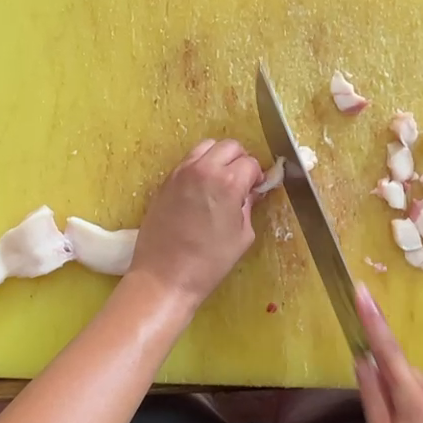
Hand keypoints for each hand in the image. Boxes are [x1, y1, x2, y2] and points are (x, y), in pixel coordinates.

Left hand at [127, 139, 263, 306]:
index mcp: (228, 182)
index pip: (250, 163)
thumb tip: (251, 192)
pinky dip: (200, 166)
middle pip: (229, 146)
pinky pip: (188, 161)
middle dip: (240, 161)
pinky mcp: (166, 180)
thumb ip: (248, 206)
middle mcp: (204, 169)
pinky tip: (201, 189)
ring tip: (220, 182)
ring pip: (206, 147)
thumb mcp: (242, 236)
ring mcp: (181, 172)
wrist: (164, 276)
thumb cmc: (209, 262)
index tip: (256, 190)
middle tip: (241, 183)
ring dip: (218, 158)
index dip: (257, 177)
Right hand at [354, 283, 422, 422]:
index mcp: (415, 399)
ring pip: (415, 388)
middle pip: (400, 371)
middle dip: (385, 385)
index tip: (361, 290)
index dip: (373, 320)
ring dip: (401, 403)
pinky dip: (416, 412)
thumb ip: (372, 400)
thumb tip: (363, 360)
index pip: (388, 349)